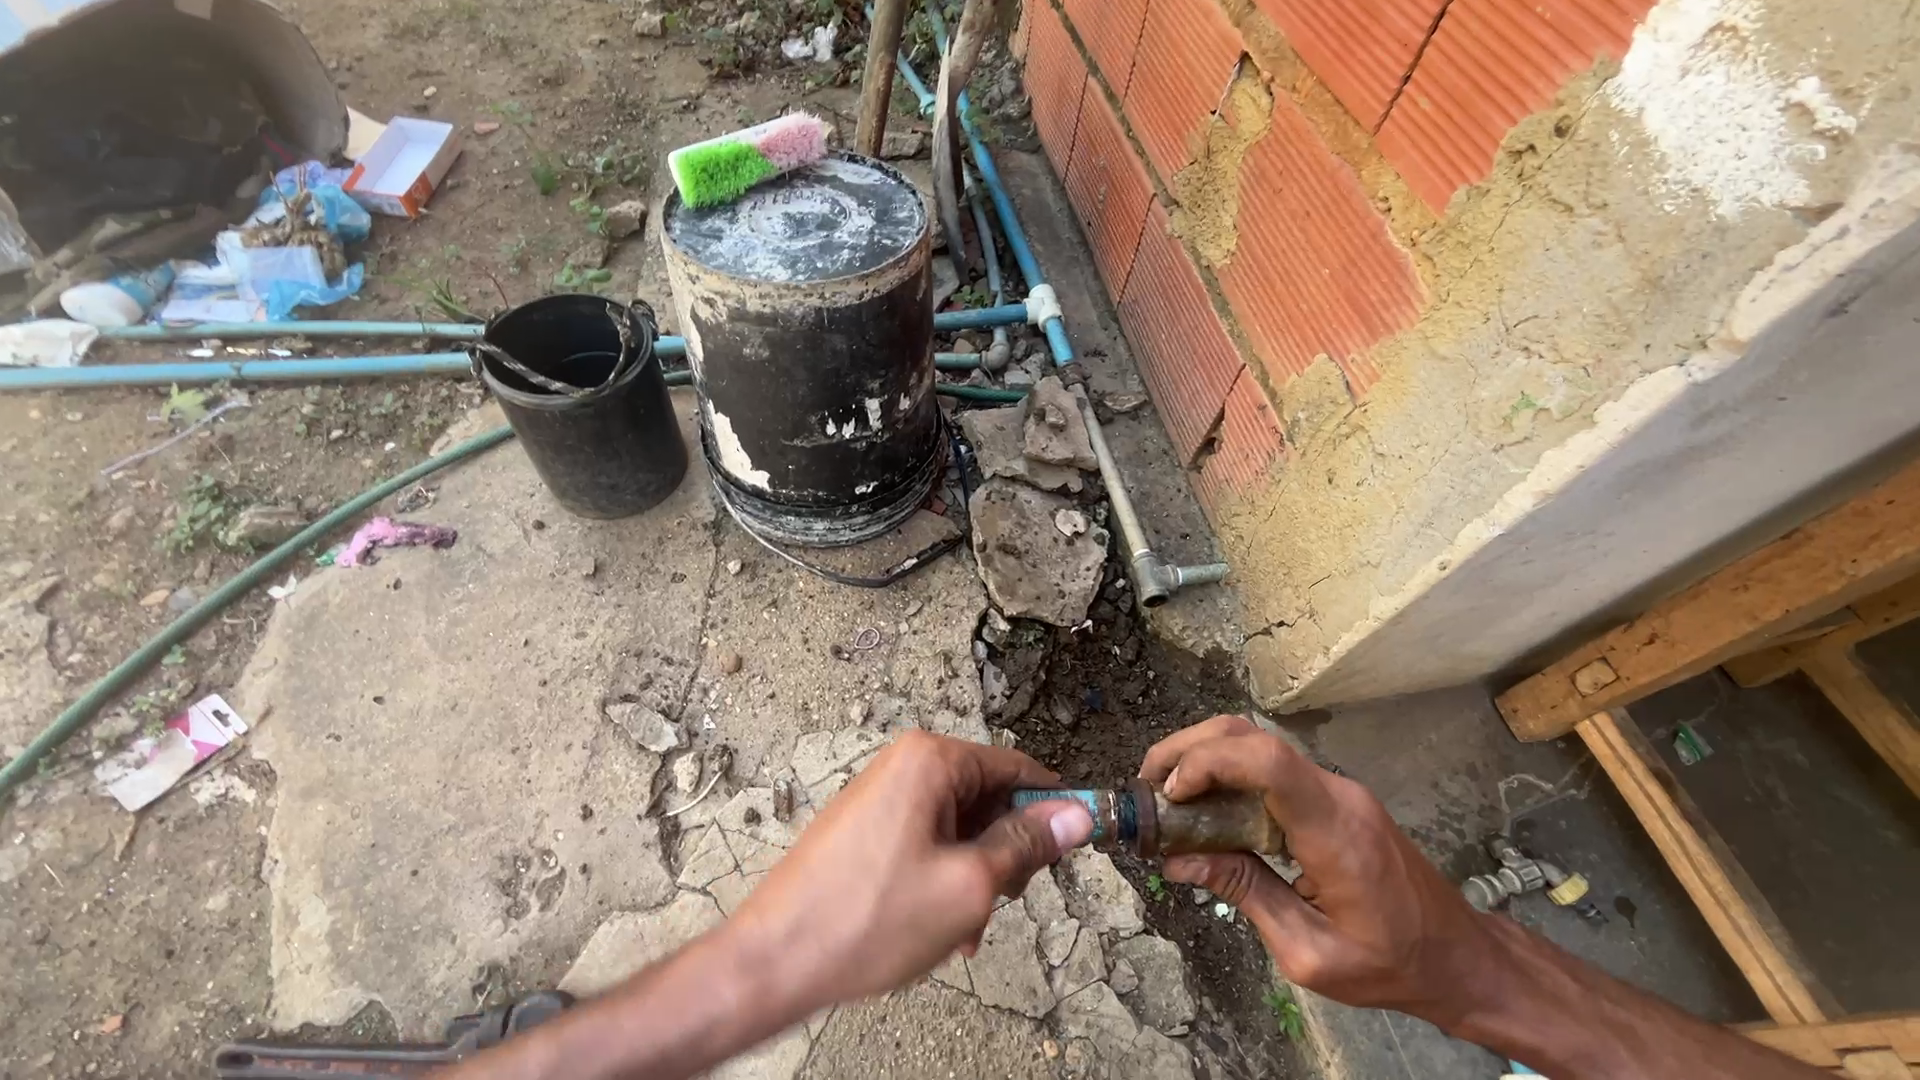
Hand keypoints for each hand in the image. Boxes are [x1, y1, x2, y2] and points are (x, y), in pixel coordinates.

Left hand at [727, 730, 1093, 1011]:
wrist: (774, 959)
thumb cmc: (871, 919)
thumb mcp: (970, 883)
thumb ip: (1027, 843)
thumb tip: (1076, 814)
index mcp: (930, 760)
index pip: (1015, 767)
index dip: (1052, 807)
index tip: (1076, 844)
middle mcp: (904, 763)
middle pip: (986, 796)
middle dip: (1004, 851)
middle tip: (1002, 902)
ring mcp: (881, 793)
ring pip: (958, 825)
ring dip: (974, 874)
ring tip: (964, 927)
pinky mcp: (866, 823)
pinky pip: (925, 839)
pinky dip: (942, 876)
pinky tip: (938, 924)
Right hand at [1139, 716, 1490, 1027]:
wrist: (1462, 956)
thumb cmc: (1391, 964)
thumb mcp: (1309, 952)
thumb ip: (1243, 894)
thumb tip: (1176, 861)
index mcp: (1335, 831)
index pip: (1268, 762)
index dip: (1210, 762)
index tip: (1171, 794)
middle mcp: (1336, 792)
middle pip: (1252, 735)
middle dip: (1190, 747)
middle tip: (1148, 783)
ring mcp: (1337, 788)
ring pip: (1257, 742)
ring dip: (1204, 755)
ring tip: (1166, 791)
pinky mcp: (1332, 795)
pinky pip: (1270, 766)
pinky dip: (1226, 771)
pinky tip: (1204, 803)